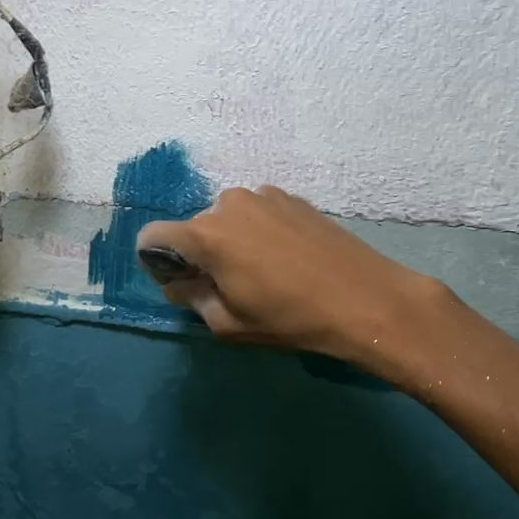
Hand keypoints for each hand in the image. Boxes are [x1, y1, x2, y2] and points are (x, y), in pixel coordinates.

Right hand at [136, 185, 454, 363]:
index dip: (156, 260)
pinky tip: (287, 256)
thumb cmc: (291, 318)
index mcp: (205, 235)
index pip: (153, 236)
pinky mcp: (291, 196)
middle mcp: (227, 204)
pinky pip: (258, 213)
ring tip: (263, 270)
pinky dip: (260, 231)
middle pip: (194, 228)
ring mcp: (262, 195)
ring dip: (232, 240)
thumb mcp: (229, 323)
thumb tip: (177, 283)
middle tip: (228, 284)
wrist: (365, 299)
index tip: (179, 282)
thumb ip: (191, 298)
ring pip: (228, 219)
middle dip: (200, 253)